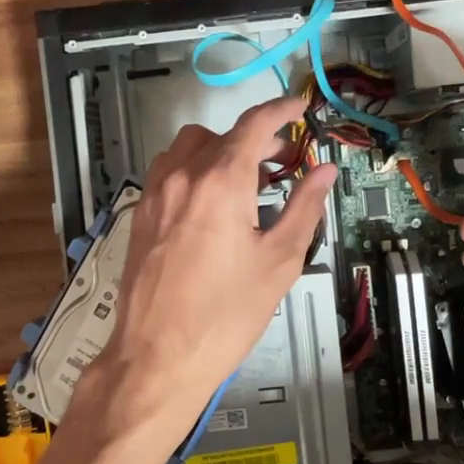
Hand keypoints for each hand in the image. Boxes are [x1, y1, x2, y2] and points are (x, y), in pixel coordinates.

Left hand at [76, 96, 337, 448]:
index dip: (280, 109)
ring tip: (243, 183)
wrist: (157, 357)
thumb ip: (304, 207)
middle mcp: (182, 176)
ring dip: (218, 151)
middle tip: (279, 162)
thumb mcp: (279, 261)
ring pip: (186, 148)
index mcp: (221, 182)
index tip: (299, 107)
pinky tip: (209, 206)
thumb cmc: (226, 314)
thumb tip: (324, 171)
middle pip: (219, 133)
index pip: (253, 124)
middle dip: (252, 138)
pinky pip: (167, 172)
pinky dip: (192, 170)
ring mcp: (154, 195)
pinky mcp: (139, 216)